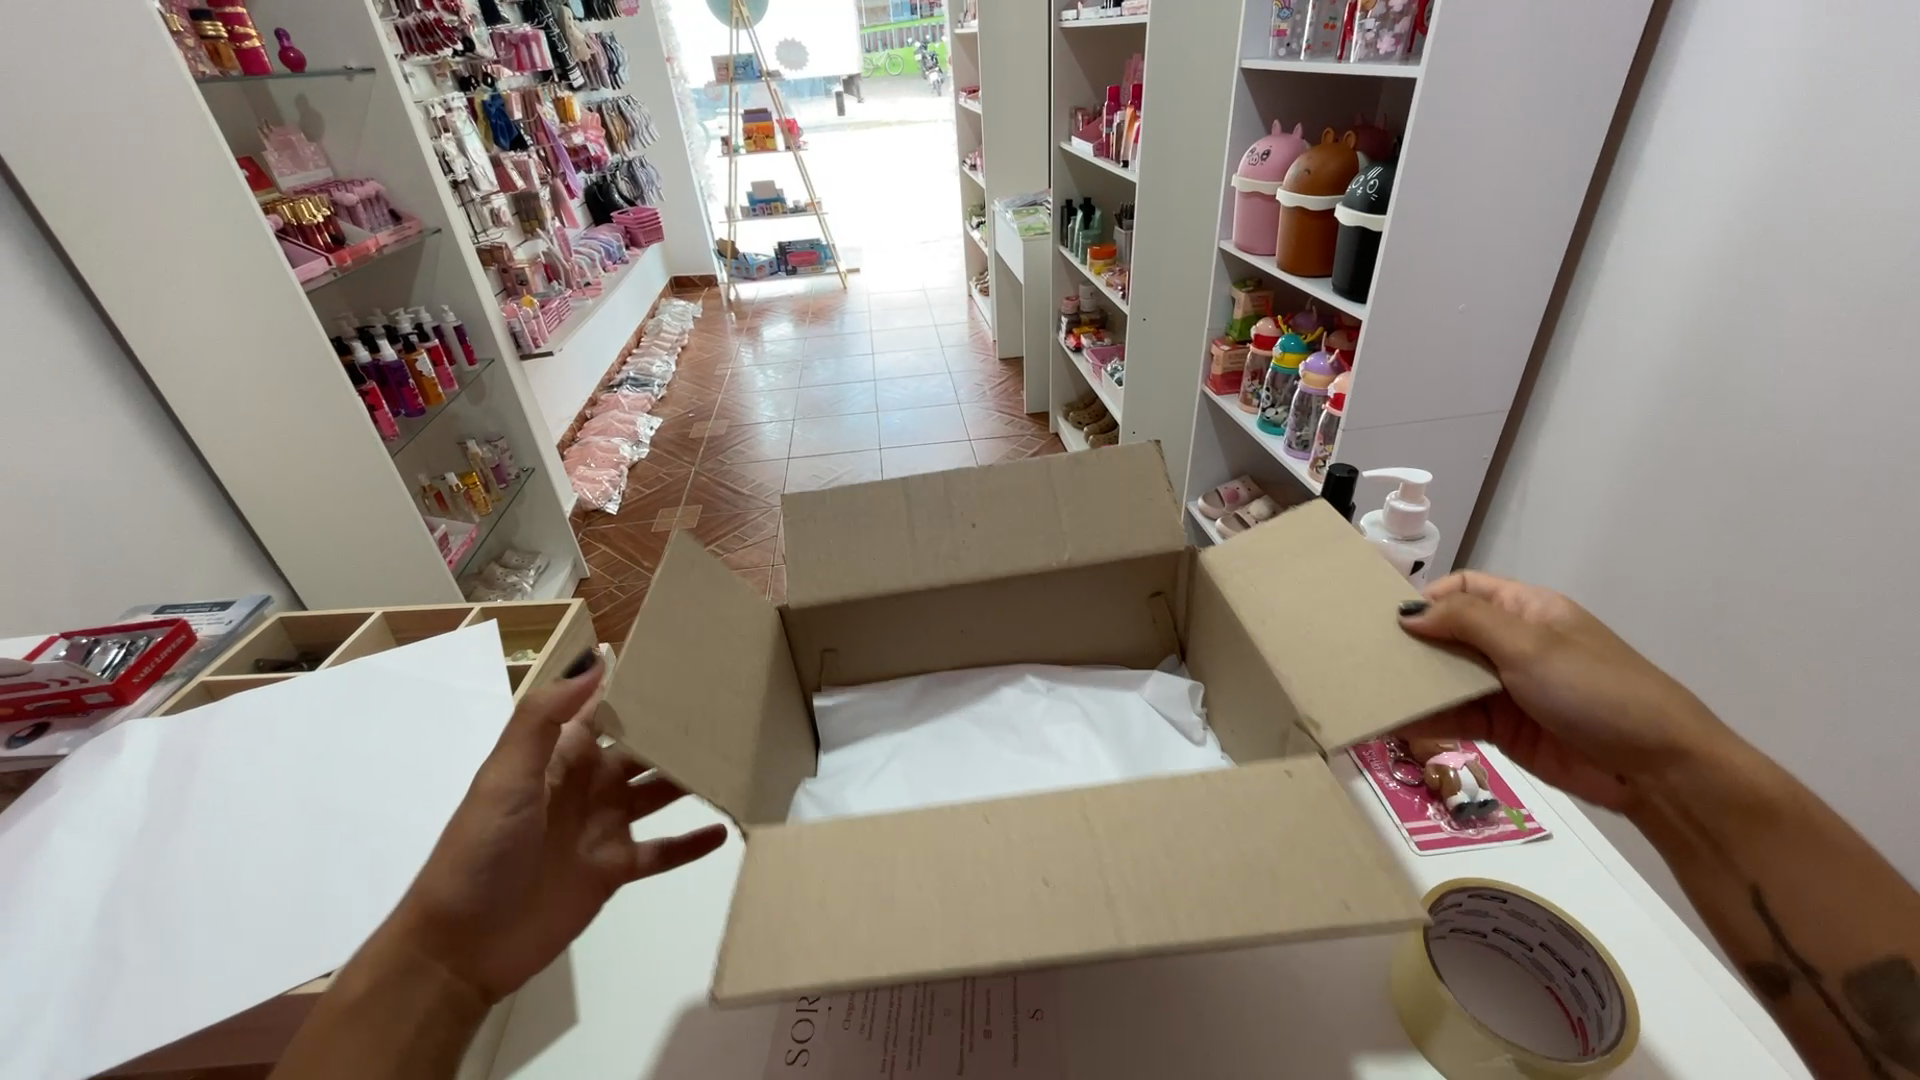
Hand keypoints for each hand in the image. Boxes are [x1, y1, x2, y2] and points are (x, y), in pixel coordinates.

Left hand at [380, 651, 727, 1003]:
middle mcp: (588, 785)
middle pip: (642, 749)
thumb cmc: (481, 848)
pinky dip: (691, 843)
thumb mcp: (506, 774)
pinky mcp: (614, 869)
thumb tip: (596, 658)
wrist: (460, 945)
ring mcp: (603, 827)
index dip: (636, 688)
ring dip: (691, 780)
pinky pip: (662, 851)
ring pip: (659, 793)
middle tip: (728, 708)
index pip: (605, 710)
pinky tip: (724, 831)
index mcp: (561, 757)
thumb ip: (545, 716)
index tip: (681, 662)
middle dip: (677, 731)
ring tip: (736, 761)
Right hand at [1396, 571, 1735, 817]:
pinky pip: (1451, 716)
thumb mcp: (1531, 645)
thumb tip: (1406, 613)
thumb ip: (1465, 622)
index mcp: (1526, 611)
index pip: (1463, 589)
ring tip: (1365, 688)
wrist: (1658, 771)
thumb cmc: (1598, 690)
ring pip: (1444, 677)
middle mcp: (1511, 645)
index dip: (1427, 599)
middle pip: (1447, 634)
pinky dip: (1423, 718)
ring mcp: (1505, 688)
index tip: (1388, 619)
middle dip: (1409, 642)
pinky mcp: (1500, 729)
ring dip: (1411, 682)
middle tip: (1361, 653)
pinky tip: (1390, 721)